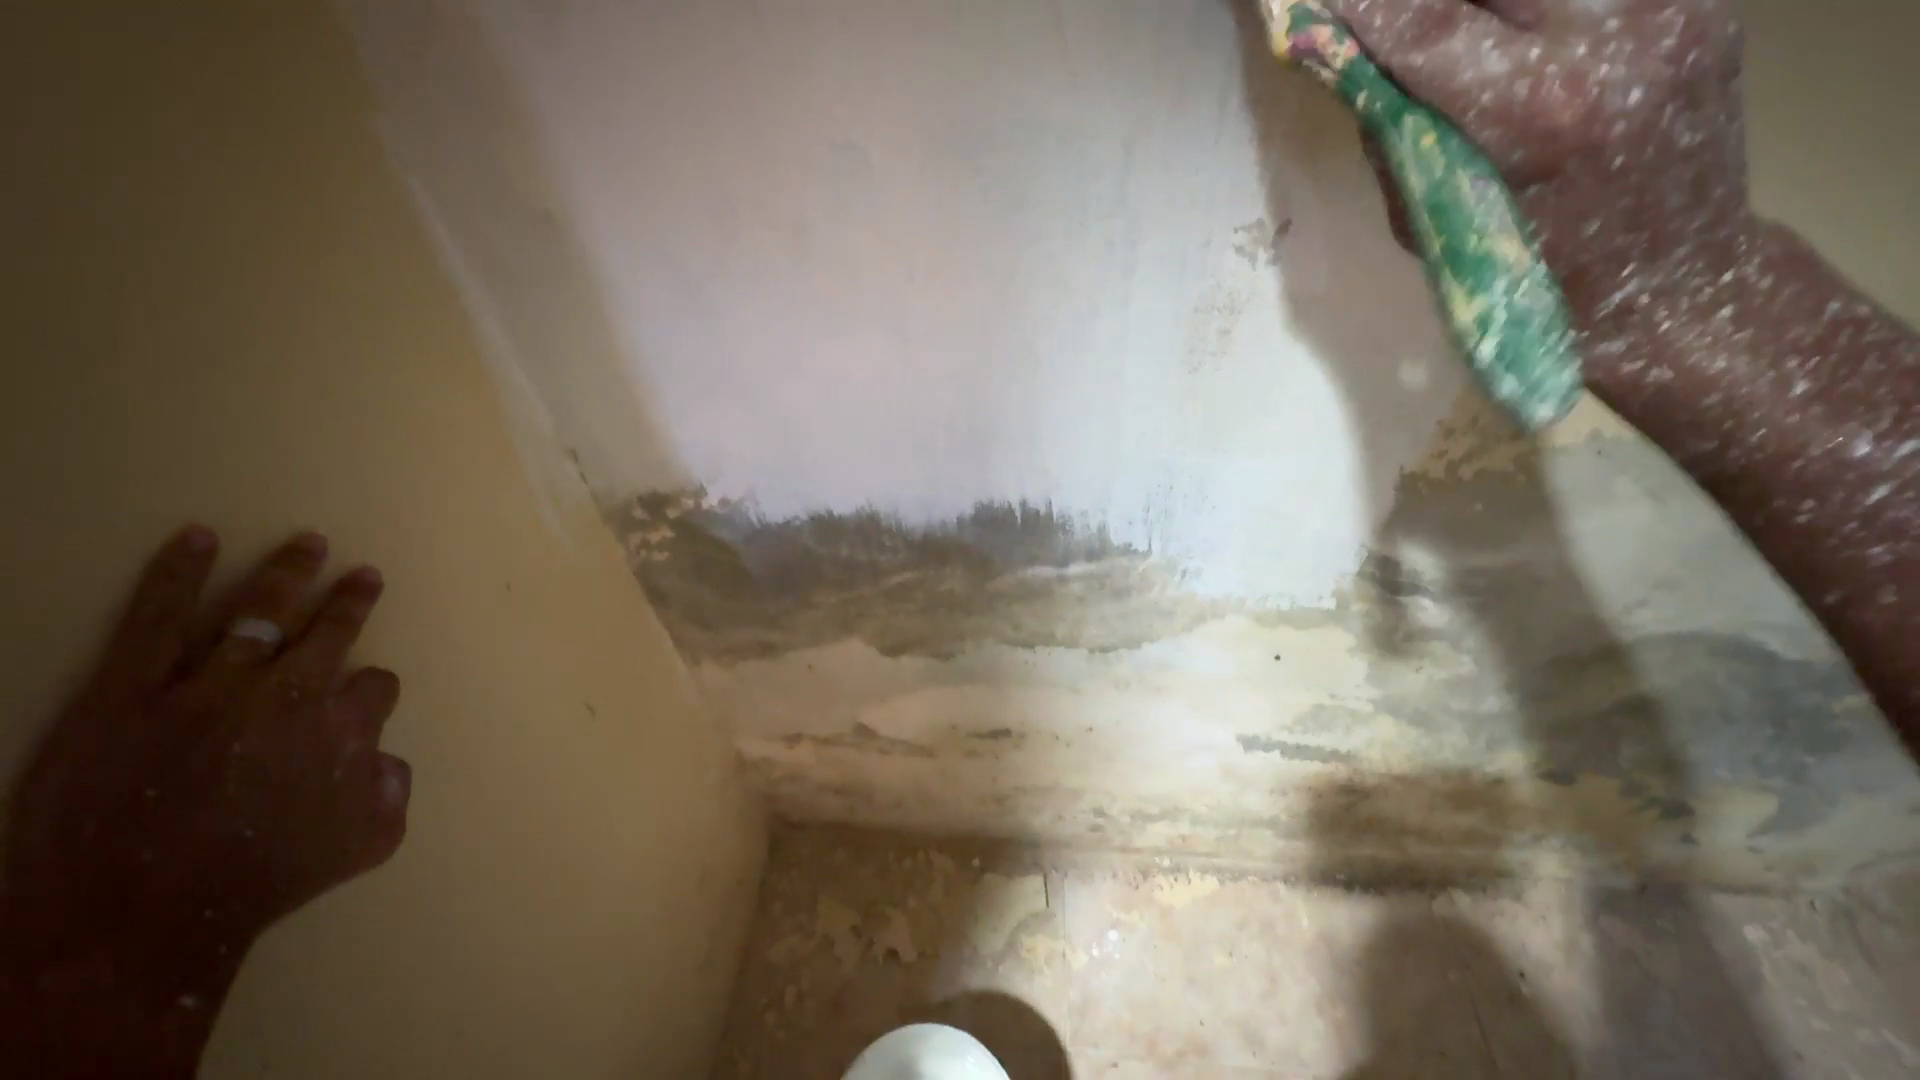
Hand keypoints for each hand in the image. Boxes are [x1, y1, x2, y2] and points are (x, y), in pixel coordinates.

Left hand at [2, 528, 408, 1053]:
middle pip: (331, 633)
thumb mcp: (363, 848)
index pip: (376, 685)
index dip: (374, 688)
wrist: (133, 920)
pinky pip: (157, 621)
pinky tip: (200, 539)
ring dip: (289, 574)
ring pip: (258, 612)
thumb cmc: (259, 882)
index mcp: (344, 729)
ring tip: (308, 544)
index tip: (366, 694)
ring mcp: (208, 687)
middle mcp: (288, 694)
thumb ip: (391, 794)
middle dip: (352, 602)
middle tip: (363, 576)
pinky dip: (177, 575)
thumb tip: (390, 759)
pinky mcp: (130, 691)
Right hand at [1328, 0, 1752, 397]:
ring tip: (1452, 23)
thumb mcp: (1433, 222)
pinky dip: (1532, 5)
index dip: (1366, 3)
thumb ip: (1397, 134)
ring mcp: (1676, 5)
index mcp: (1540, 113)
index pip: (1427, 25)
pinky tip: (1510, 27)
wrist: (1669, 282)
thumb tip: (1354, 60)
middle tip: (1385, 13)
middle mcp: (1615, 38)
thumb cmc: (1530, 280)